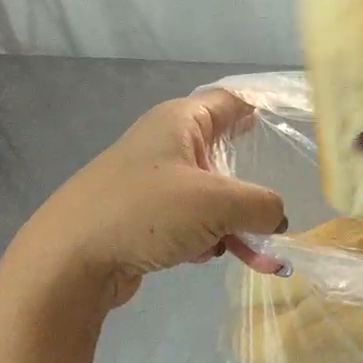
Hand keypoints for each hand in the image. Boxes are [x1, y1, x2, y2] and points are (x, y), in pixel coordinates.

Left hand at [19, 90, 285, 307]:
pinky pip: (190, 222)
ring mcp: (151, 182)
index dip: (262, 111)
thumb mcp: (218, 202)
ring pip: (211, 197)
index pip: (231, 102)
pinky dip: (206, 238)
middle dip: (253, 192)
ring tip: (254, 257)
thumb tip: (277, 218)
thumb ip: (262, 206)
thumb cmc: (146, 212)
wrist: (69, 260)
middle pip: (225, 157)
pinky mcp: (142, 218)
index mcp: (180, 122)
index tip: (293, 131)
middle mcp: (165, 145)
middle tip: (277, 218)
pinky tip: (205, 257)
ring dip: (234, 224)